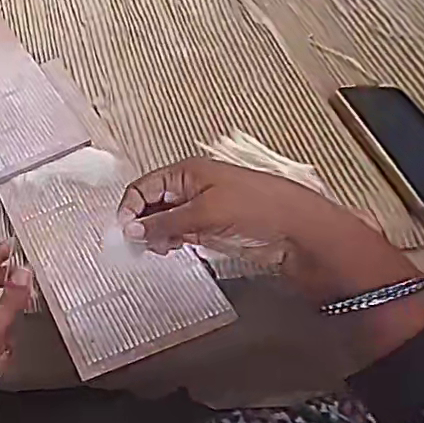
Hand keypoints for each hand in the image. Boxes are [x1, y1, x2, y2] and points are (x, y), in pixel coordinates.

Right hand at [117, 157, 423, 359]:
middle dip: (142, 223)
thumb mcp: (203, 213)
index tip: (125, 232)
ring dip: (155, 235)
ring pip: (162, 221)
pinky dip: (169, 242)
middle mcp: (190, 187)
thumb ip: (163, 223)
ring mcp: (199, 208)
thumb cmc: (256, 210)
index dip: (131, 208)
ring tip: (159, 249)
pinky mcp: (209, 227)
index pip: (143, 187)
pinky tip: (172, 250)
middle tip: (142, 244)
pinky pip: (177, 233)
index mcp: (187, 172)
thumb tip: (131, 229)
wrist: (298, 232)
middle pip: (150, 203)